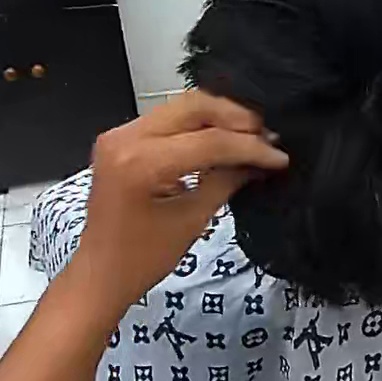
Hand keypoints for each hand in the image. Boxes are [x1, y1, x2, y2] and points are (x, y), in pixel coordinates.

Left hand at [69, 91, 287, 311]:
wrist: (101, 273)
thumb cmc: (144, 258)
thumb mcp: (193, 219)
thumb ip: (227, 181)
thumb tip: (261, 161)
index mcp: (141, 162)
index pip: (209, 141)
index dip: (250, 147)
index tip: (280, 156)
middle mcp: (126, 137)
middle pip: (195, 107)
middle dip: (237, 119)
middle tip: (269, 137)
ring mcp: (120, 134)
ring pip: (183, 107)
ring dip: (221, 119)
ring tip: (253, 137)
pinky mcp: (122, 138)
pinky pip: (170, 119)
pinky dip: (201, 126)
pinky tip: (224, 140)